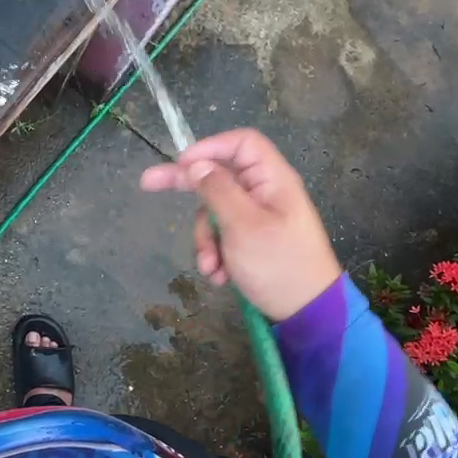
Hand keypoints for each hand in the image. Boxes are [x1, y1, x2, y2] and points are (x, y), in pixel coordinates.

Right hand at [140, 128, 341, 320]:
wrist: (308, 314)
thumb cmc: (279, 265)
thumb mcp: (243, 226)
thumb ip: (218, 191)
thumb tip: (196, 164)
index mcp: (272, 180)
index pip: (241, 143)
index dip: (210, 147)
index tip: (181, 163)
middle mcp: (264, 193)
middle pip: (220, 176)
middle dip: (187, 188)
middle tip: (148, 184)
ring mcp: (258, 217)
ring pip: (215, 211)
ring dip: (205, 239)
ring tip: (211, 266)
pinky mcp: (252, 240)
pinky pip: (223, 235)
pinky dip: (216, 254)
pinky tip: (220, 276)